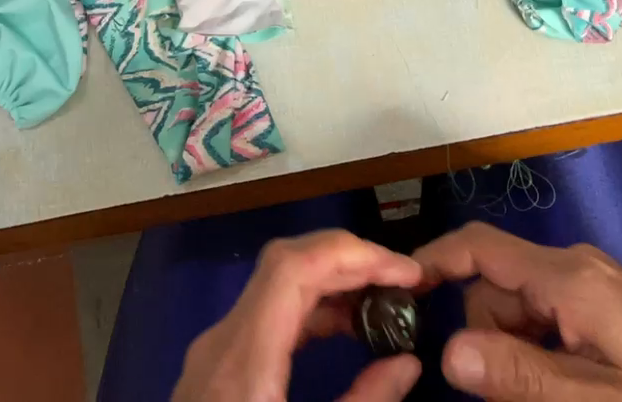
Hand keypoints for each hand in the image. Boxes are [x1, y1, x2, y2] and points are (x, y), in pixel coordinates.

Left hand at [171, 230, 424, 401]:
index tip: (405, 272)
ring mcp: (214, 352)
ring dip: (330, 281)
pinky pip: (266, 315)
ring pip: (274, 285)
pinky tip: (343, 329)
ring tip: (383, 300)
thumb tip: (407, 363)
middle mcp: (222, 341)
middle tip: (403, 279)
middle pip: (284, 265)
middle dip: (348, 260)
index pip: (293, 267)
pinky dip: (309, 308)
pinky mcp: (215, 368)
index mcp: (243, 362)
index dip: (353, 254)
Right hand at [414, 222, 621, 401]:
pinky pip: (557, 324)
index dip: (432, 262)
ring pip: (526, 311)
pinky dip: (548, 356)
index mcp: (569, 278)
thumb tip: (447, 352)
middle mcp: (579, 269)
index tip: (397, 297)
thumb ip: (521, 378)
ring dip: (519, 354)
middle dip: (486, 335)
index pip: (479, 246)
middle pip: (498, 286)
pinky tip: (571, 392)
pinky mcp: (619, 313)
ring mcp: (601, 290)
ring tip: (553, 401)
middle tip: (506, 395)